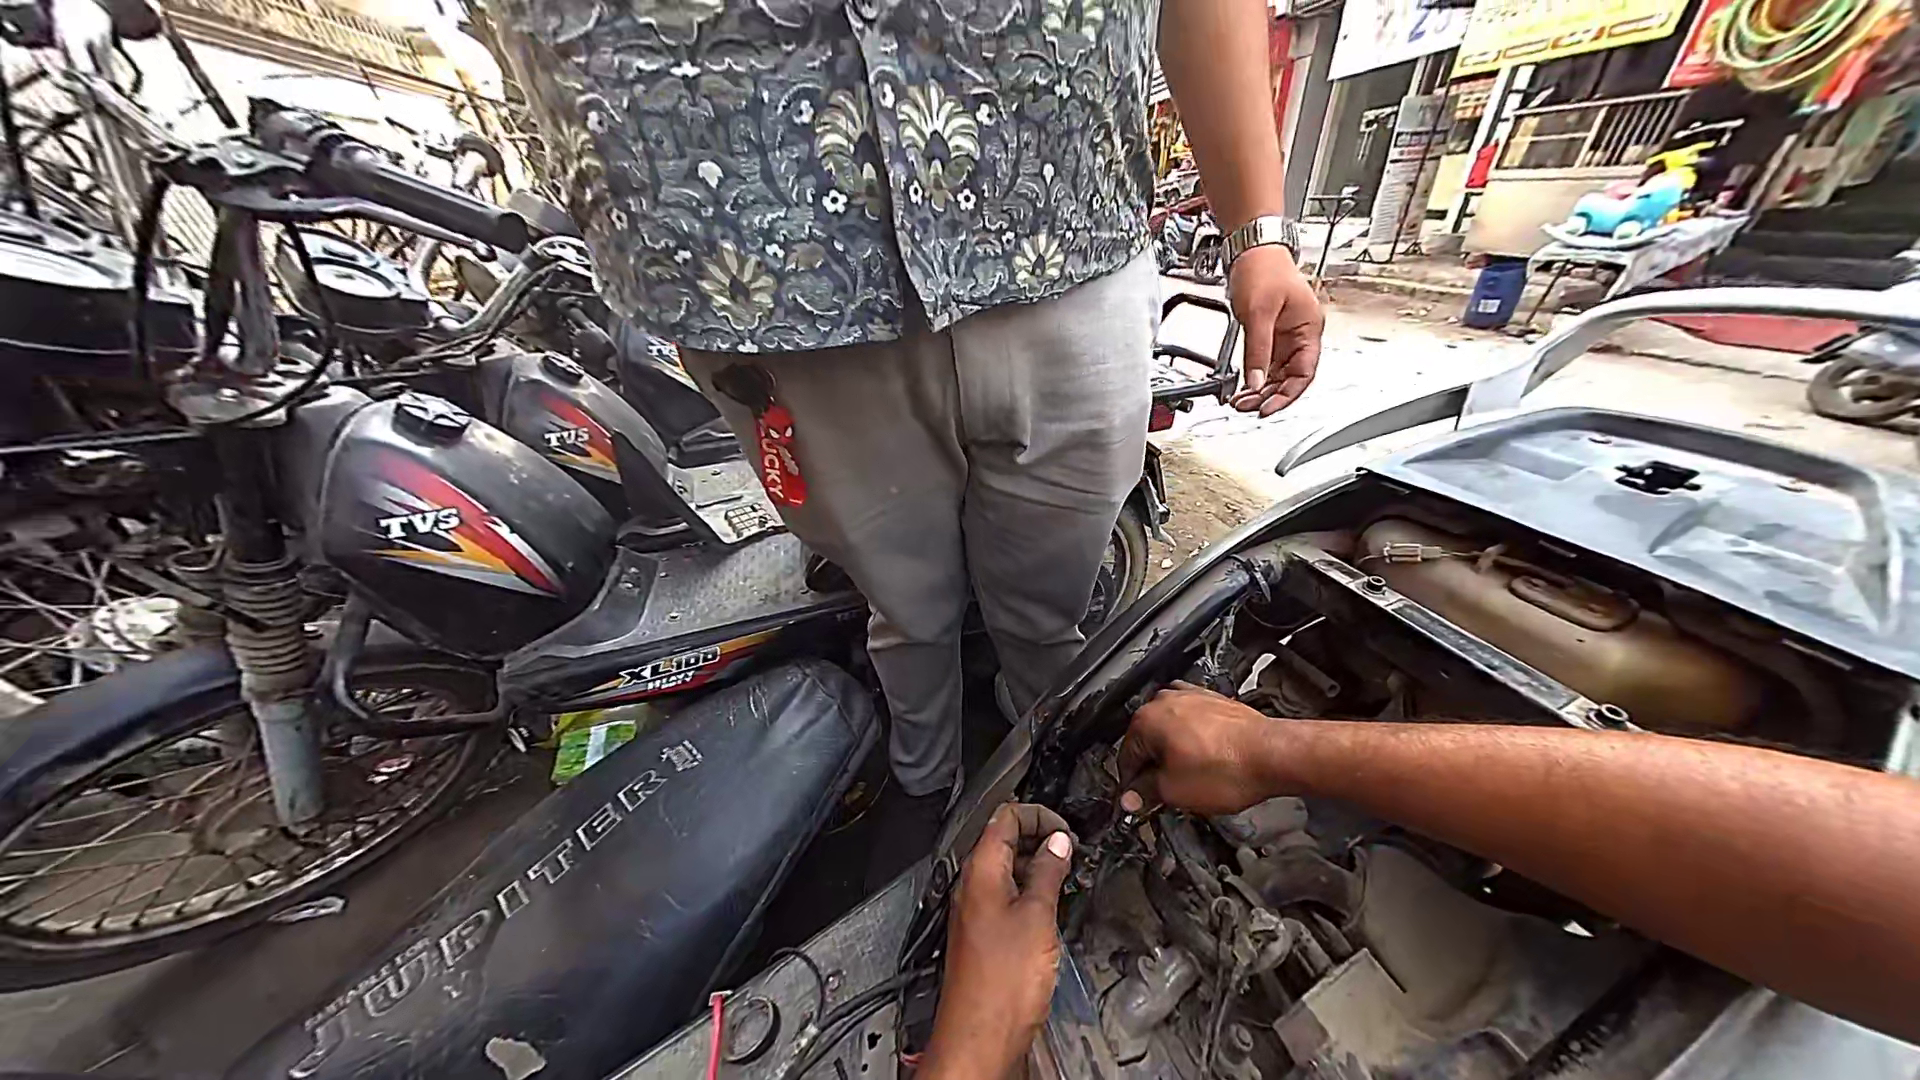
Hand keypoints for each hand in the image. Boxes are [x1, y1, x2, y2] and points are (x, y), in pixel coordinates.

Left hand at [922, 803, 1075, 1079]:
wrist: (978, 1038)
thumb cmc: (1000, 985)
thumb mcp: (1037, 917)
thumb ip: (1049, 872)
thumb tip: (1059, 842)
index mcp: (981, 869)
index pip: (1006, 815)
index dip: (1039, 814)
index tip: (1064, 830)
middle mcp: (973, 882)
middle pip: (1005, 836)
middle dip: (1040, 835)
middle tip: (1069, 850)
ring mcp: (976, 905)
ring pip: (1007, 864)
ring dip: (1036, 862)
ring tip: (1065, 874)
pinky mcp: (983, 929)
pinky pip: (1006, 891)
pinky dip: (1028, 887)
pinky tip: (1049, 904)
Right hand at [1117, 684, 1286, 815]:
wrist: (1273, 754)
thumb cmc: (1228, 767)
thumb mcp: (1175, 791)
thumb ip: (1145, 792)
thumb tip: (1131, 797)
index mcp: (1145, 720)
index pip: (1125, 757)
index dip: (1131, 785)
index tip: (1139, 800)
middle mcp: (1163, 701)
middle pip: (1146, 740)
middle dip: (1154, 766)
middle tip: (1167, 793)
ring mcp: (1189, 697)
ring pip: (1169, 729)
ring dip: (1173, 751)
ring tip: (1191, 776)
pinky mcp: (1212, 700)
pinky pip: (1191, 721)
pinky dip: (1192, 737)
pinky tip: (1205, 756)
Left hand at [1227, 244, 1323, 415]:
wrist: (1251, 250)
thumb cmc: (1263, 270)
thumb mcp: (1258, 314)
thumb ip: (1257, 351)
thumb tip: (1255, 381)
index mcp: (1308, 328)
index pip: (1304, 373)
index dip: (1288, 395)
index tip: (1267, 409)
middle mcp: (1300, 335)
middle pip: (1290, 378)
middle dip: (1269, 396)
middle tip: (1246, 407)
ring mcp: (1285, 336)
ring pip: (1276, 374)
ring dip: (1259, 390)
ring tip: (1240, 402)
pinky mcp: (1269, 336)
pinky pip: (1265, 364)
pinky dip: (1254, 378)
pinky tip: (1242, 388)